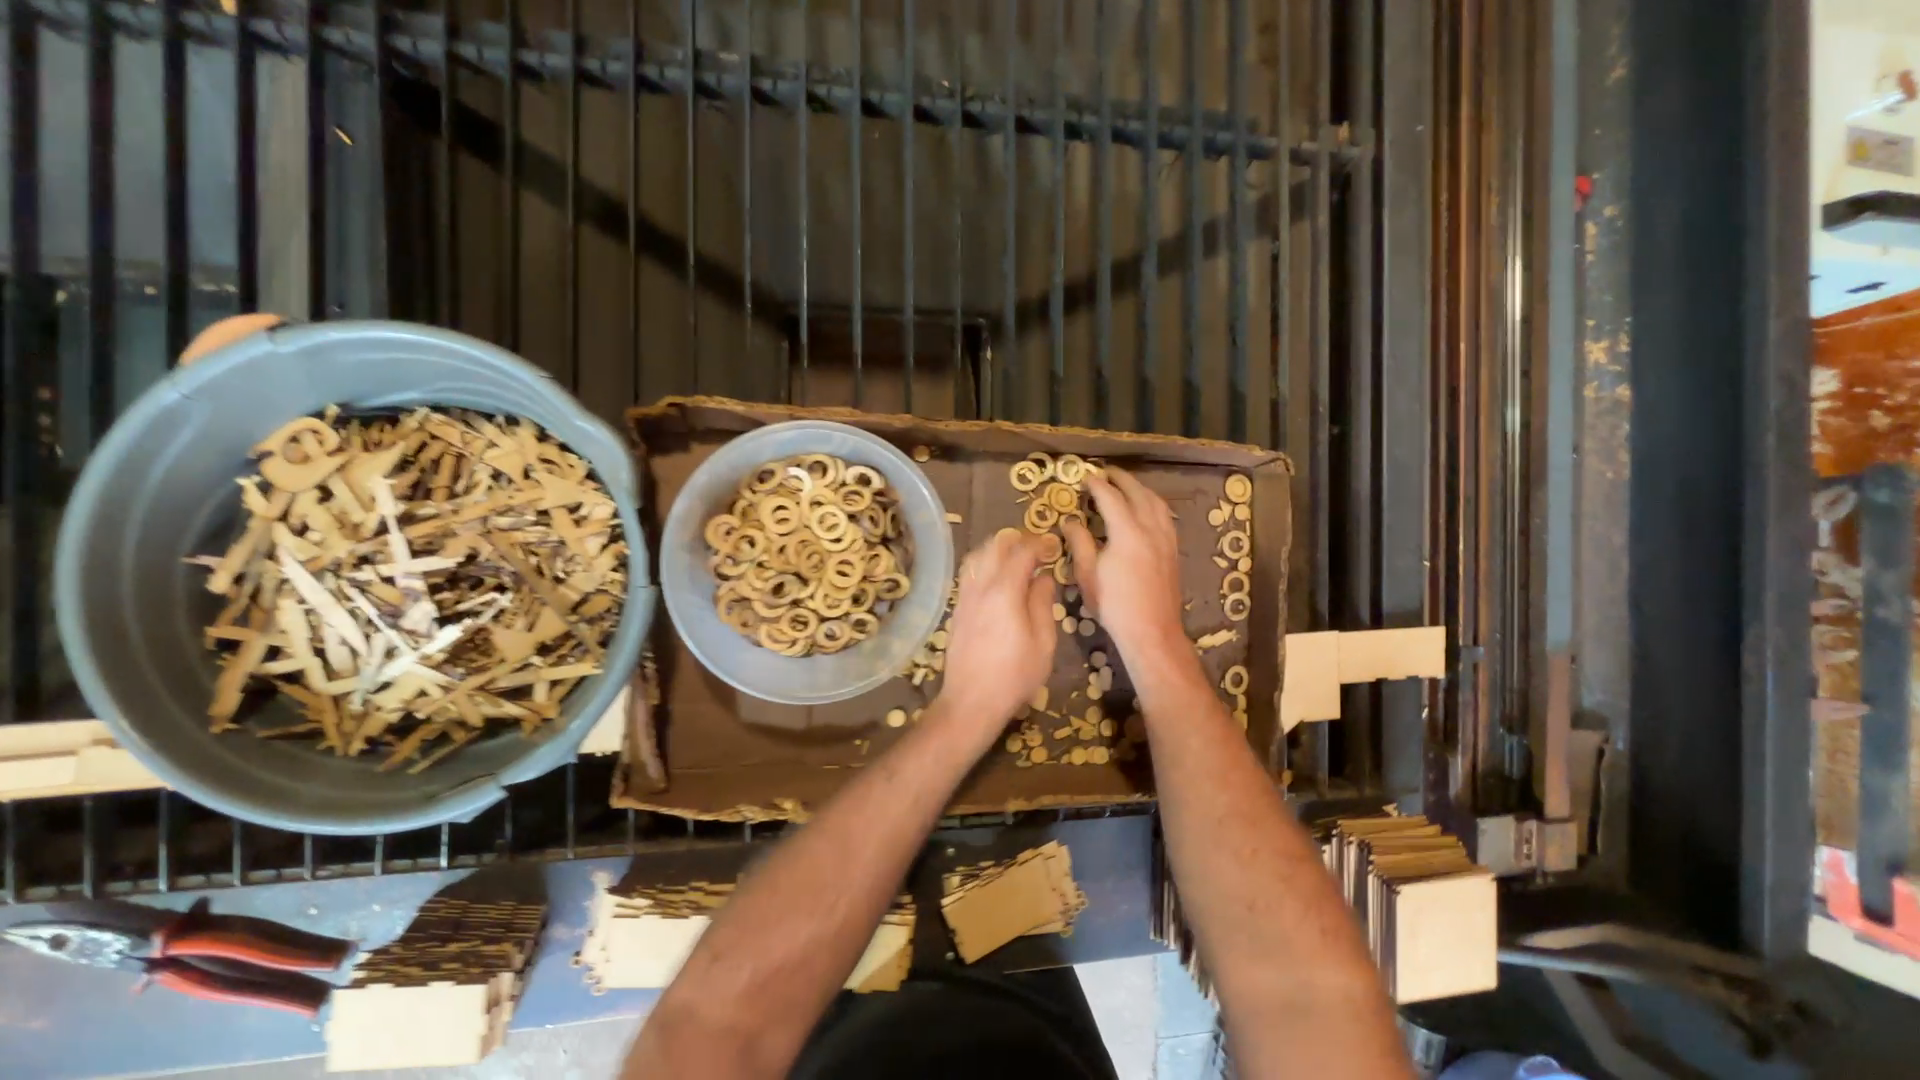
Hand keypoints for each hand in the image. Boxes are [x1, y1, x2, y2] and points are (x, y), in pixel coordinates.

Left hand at [937, 529, 1056, 727]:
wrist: (971, 701)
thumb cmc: (1014, 676)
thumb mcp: (1043, 643)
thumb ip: (1043, 604)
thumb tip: (1044, 578)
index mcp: (1004, 592)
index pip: (1021, 552)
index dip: (1039, 543)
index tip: (1054, 546)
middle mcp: (980, 587)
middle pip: (994, 546)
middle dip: (1017, 541)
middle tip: (1037, 551)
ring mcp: (964, 598)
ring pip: (976, 557)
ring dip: (997, 551)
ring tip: (1017, 561)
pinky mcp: (957, 610)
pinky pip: (968, 574)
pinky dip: (984, 565)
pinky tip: (997, 580)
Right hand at [1062, 469, 1184, 656]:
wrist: (1152, 631)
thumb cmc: (1114, 605)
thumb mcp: (1087, 575)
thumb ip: (1079, 543)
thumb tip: (1070, 522)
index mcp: (1127, 533)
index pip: (1111, 498)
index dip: (1097, 485)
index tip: (1085, 477)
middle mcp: (1151, 529)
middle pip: (1138, 493)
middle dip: (1121, 479)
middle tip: (1105, 473)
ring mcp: (1167, 539)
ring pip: (1156, 502)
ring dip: (1140, 489)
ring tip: (1126, 485)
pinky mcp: (1174, 550)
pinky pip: (1165, 516)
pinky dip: (1153, 504)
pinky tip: (1146, 510)